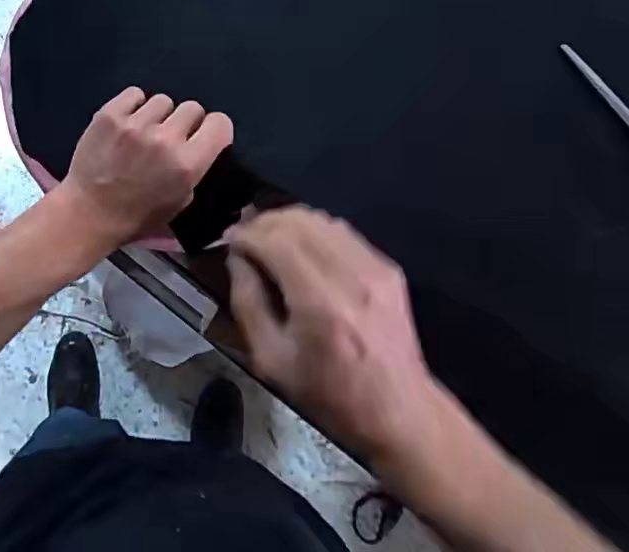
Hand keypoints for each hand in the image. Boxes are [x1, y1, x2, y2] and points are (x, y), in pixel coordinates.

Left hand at [57, 87, 232, 248]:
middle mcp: (165, 139)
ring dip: (159, 115)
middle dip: (186, 122)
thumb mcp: (181, 201)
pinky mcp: (110, 114)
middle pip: (192, 107)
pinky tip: (129, 122)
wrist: (88, 213)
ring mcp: (136, 124)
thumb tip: (199, 144)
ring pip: (163, 100)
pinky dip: (134, 105)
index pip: (220, 123)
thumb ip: (195, 168)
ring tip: (145, 131)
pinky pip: (135, 94)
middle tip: (172, 136)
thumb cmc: (137, 216)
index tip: (205, 136)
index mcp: (187, 164)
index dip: (215, 128)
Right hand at [225, 207, 440, 460]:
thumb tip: (237, 258)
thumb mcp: (271, 360)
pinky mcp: (387, 265)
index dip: (249, 234)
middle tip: (245, 234)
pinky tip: (301, 245)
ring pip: (321, 219)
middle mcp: (351, 276)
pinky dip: (315, 230)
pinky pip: (342, 231)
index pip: (278, 242)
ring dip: (289, 221)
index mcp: (321, 304)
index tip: (230, 238)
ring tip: (268, 235)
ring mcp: (374, 267)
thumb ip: (248, 303)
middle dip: (265, 222)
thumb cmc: (328, 393)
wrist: (398, 409)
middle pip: (299, 221)